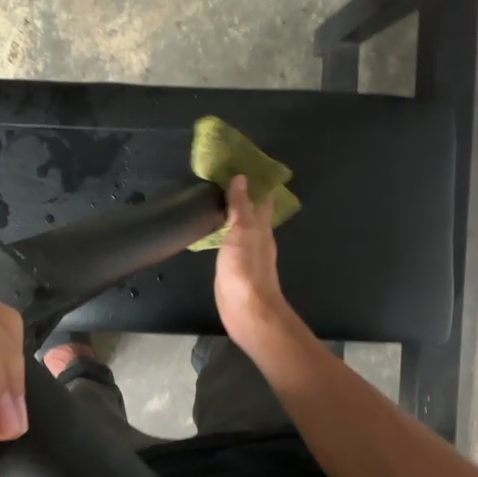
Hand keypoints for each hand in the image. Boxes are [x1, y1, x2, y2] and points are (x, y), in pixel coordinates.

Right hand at [213, 174, 290, 344]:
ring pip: (241, 228)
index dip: (258, 184)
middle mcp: (257, 238)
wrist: (247, 310)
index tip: (246, 166)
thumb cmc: (246, 268)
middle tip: (226, 179)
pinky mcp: (233, 268)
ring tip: (217, 199)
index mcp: (262, 228)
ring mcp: (245, 255)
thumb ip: (240, 205)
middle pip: (253, 213)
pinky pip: (229, 243)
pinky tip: (214, 230)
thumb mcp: (243, 231)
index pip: (263, 200)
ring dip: (233, 214)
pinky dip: (224, 232)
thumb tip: (242, 177)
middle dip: (244, 197)